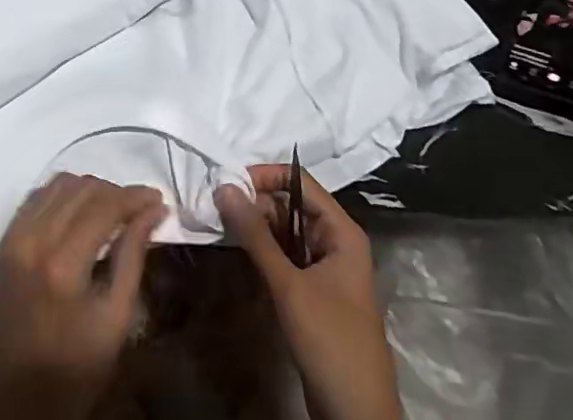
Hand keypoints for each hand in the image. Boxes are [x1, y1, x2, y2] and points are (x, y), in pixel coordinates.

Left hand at [0, 173, 167, 419]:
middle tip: (138, 208)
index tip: (157, 199)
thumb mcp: (118, 313)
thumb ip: (134, 252)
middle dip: (116, 191)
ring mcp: (13, 239)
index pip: (104, 205)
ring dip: (90, 190)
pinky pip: (37, 197)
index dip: (135, 196)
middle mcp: (33, 241)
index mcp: (62, 264)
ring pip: (58, 185)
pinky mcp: (3, 243)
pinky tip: (80, 211)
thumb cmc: (78, 362)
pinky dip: (63, 195)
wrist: (21, 396)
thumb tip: (155, 209)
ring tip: (110, 208)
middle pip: (82, 189)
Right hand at [216, 165, 400, 419]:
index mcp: (341, 231)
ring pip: (286, 232)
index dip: (266, 176)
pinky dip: (263, 252)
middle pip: (292, 206)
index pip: (300, 183)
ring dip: (257, 228)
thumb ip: (256, 236)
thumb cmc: (330, 339)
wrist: (356, 412)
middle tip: (216, 207)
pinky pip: (286, 258)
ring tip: (219, 224)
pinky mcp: (313, 291)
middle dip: (256, 203)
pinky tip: (237, 251)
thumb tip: (225, 188)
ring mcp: (325, 267)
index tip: (229, 183)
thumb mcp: (289, 286)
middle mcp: (335, 241)